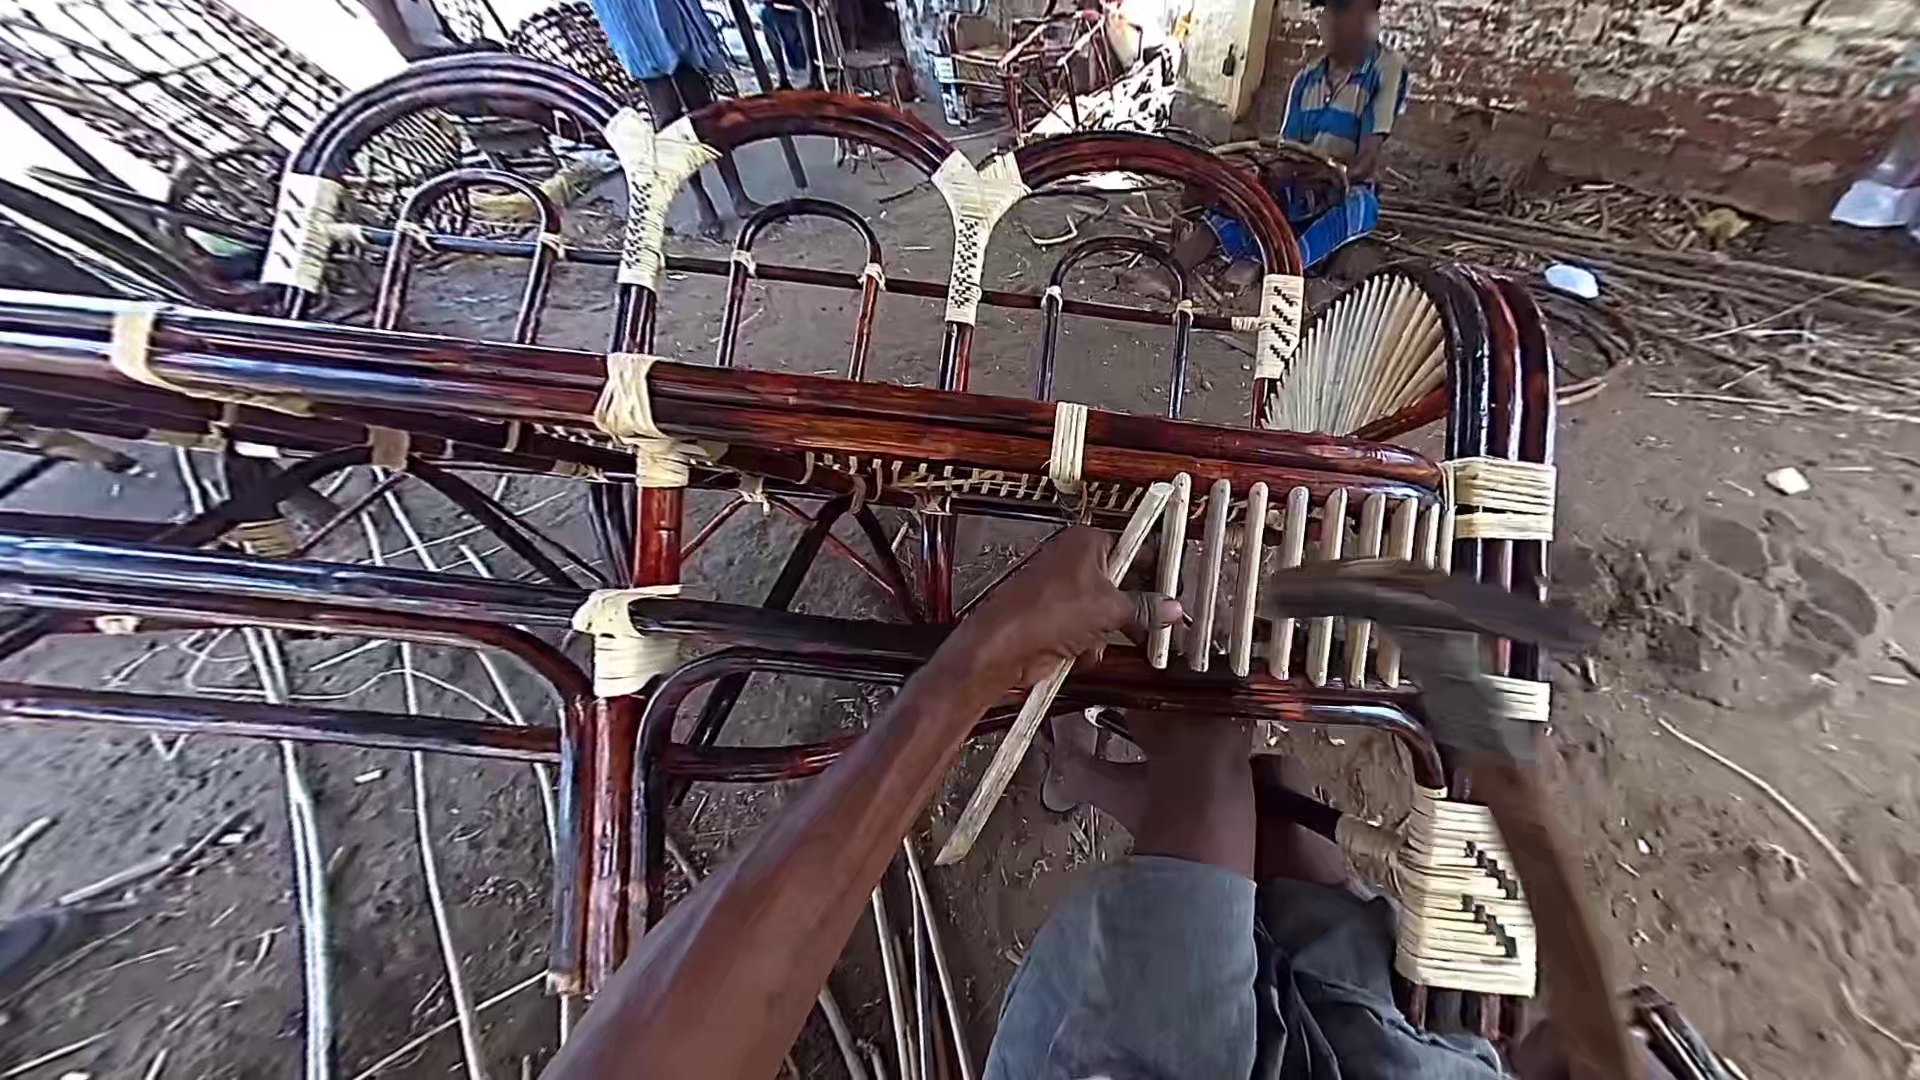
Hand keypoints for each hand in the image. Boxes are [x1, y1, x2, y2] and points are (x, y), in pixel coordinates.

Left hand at [949, 527, 1181, 686]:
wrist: (1004, 647)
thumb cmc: (1043, 613)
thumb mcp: (1109, 608)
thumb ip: (1144, 607)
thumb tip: (1168, 607)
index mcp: (1085, 542)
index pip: (1134, 546)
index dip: (1157, 567)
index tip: (1175, 586)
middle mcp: (1072, 562)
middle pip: (1121, 582)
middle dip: (1134, 607)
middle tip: (1155, 620)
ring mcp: (1062, 591)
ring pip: (1105, 611)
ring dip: (1109, 631)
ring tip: (1107, 640)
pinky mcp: (1055, 619)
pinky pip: (1087, 630)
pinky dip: (1089, 644)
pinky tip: (1082, 652)